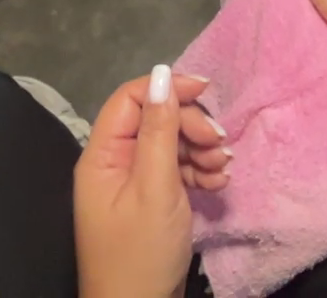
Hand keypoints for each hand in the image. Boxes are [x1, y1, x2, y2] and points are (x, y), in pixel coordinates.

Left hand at [74, 66, 228, 297]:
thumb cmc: (141, 253)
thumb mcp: (156, 187)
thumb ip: (160, 128)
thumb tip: (162, 72)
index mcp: (103, 155)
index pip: (132, 98)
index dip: (168, 87)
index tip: (206, 91)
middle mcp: (114, 162)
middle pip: (155, 118)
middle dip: (191, 125)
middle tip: (219, 143)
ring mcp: (133, 182)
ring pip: (171, 142)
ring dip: (201, 148)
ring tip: (223, 167)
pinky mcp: (152, 199)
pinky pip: (177, 168)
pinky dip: (200, 170)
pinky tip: (220, 181)